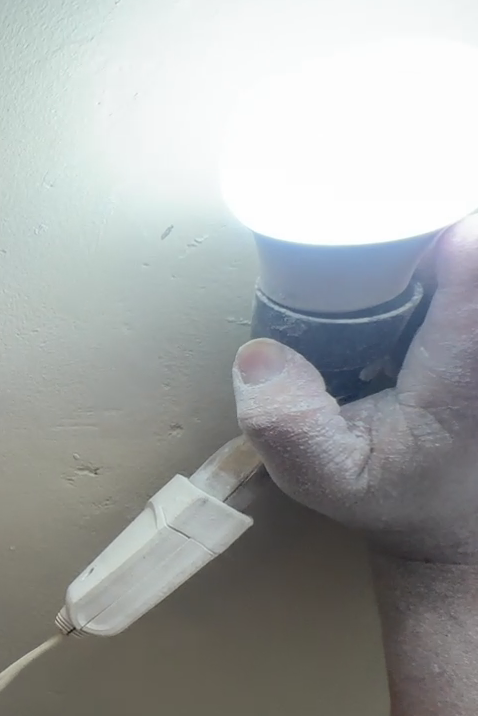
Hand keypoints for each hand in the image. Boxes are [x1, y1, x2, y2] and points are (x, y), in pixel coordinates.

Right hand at [234, 220, 477, 565]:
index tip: (384, 204)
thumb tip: (259, 350)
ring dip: (417, 234)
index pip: (477, 274)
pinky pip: (460, 265)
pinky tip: (388, 257)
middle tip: (347, 220)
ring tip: (356, 239)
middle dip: (414, 219)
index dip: (442, 233)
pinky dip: (432, 253)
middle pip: (469, 249)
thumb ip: (285, 423)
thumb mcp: (317, 475)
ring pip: (463, 255)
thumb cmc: (382, 490)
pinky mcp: (471, 326)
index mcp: (468, 373)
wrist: (448, 510)